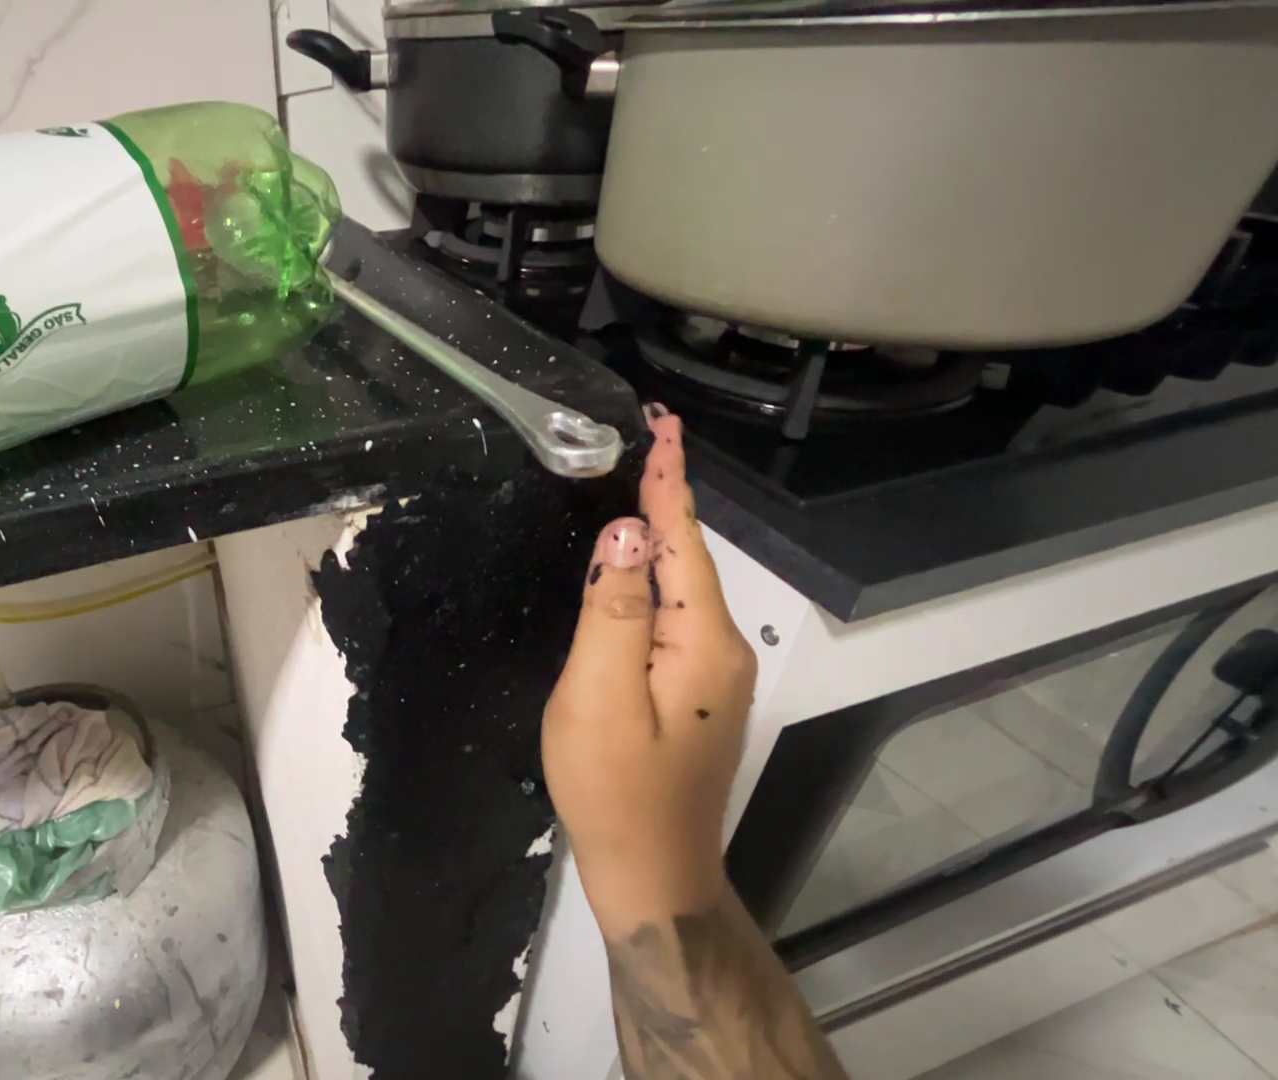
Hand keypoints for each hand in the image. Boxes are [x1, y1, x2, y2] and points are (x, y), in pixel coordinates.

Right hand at [543, 405, 757, 934]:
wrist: (650, 869)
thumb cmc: (613, 786)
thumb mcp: (597, 695)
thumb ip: (614, 610)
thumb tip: (626, 534)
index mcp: (702, 642)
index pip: (684, 542)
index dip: (670, 482)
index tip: (662, 424)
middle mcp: (722, 648)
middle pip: (690, 558)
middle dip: (665, 497)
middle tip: (637, 443)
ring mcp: (712, 672)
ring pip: (682, 585)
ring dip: (659, 533)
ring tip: (632, 483)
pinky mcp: (695, 689)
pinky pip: (674, 614)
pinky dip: (654, 575)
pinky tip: (633, 563)